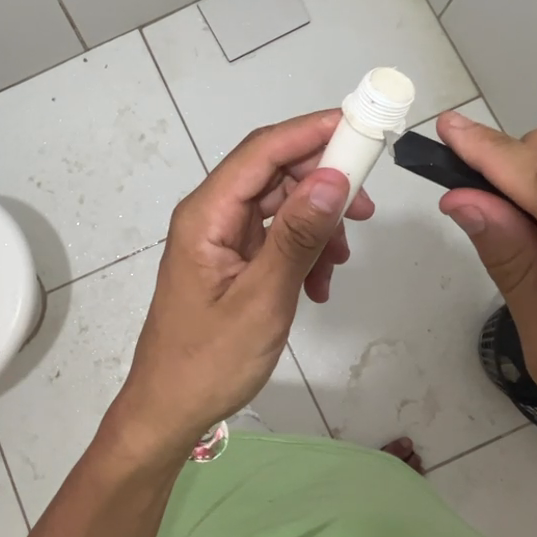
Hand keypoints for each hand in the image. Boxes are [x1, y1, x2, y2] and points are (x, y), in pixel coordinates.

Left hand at [108, 110, 374, 460]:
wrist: (170, 409)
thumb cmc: (210, 360)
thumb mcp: (262, 299)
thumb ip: (297, 236)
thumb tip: (333, 177)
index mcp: (206, 214)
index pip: (262, 151)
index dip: (311, 131)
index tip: (361, 127)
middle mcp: (210, 215)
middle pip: (273, 173)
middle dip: (322, 184)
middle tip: (366, 209)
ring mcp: (220, 237)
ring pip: (280, 206)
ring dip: (317, 225)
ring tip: (339, 263)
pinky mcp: (230, 260)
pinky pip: (275, 237)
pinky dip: (303, 251)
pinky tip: (319, 285)